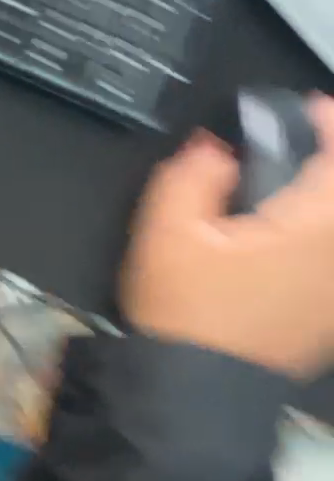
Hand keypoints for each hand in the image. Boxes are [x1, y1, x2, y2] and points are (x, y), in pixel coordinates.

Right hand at [123, 95, 333, 378]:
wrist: (203, 373)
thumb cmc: (184, 302)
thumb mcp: (163, 235)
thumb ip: (188, 181)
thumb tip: (212, 146)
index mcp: (315, 222)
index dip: (327, 123)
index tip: (305, 108)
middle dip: (327, 160)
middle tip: (306, 139)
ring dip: (323, 195)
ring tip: (298, 180)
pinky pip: (333, 249)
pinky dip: (320, 225)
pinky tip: (293, 226)